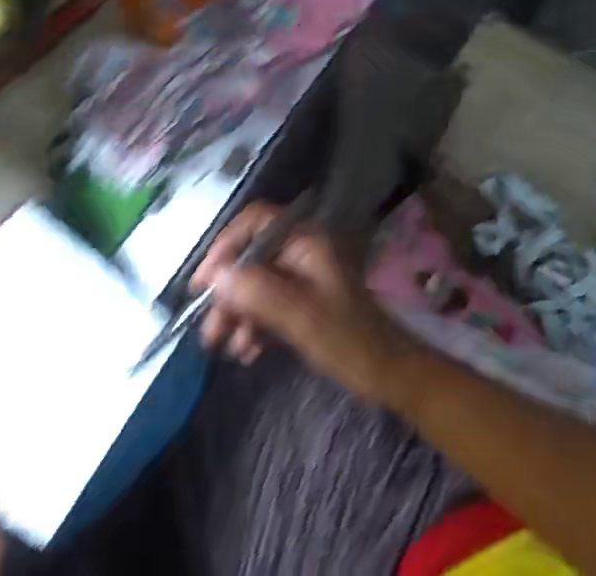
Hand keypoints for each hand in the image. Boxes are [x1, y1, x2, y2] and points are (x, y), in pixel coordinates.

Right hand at [191, 201, 422, 407]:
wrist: (390, 374)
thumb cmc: (349, 340)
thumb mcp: (300, 317)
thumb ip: (258, 292)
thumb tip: (216, 275)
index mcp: (306, 242)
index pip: (256, 222)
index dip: (226, 244)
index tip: (205, 280)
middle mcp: (302, 252)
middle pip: (252, 257)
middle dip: (229, 292)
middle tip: (210, 329)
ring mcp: (303, 277)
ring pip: (257, 284)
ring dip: (238, 313)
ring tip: (225, 346)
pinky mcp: (303, 302)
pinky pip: (268, 303)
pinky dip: (255, 323)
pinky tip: (249, 350)